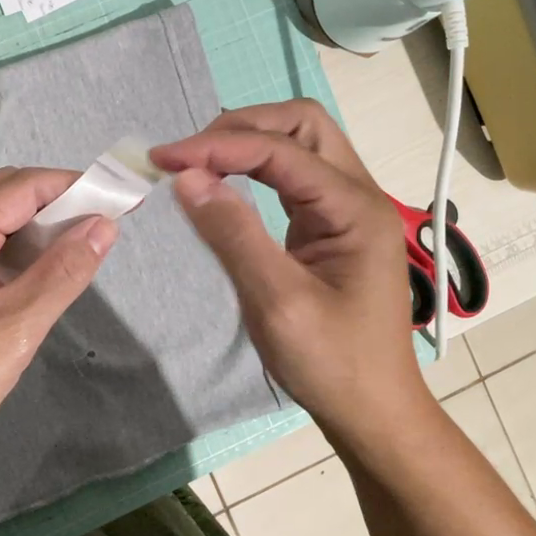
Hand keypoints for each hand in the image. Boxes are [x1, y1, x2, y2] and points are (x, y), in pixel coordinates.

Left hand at [0, 167, 118, 473]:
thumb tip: (103, 225)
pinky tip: (39, 270)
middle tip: (104, 222)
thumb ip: (61, 272)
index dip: (72, 184)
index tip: (119, 196)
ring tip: (79, 245)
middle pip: (2, 193)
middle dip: (56, 199)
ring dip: (35, 224)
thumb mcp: (16, 329)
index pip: (20, 187)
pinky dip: (14, 247)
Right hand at [148, 100, 418, 427]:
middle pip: (301, 124)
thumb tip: (186, 178)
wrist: (373, 411)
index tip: (161, 160)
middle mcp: (358, 196)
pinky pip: (294, 175)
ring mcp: (347, 209)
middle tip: (188, 155)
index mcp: (354, 209)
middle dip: (240, 126)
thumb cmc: (331, 363)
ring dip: (248, 142)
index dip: (217, 147)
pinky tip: (224, 182)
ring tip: (198, 163)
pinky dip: (255, 167)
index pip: (279, 151)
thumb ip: (232, 233)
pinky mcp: (332, 225)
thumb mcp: (276, 301)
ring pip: (300, 143)